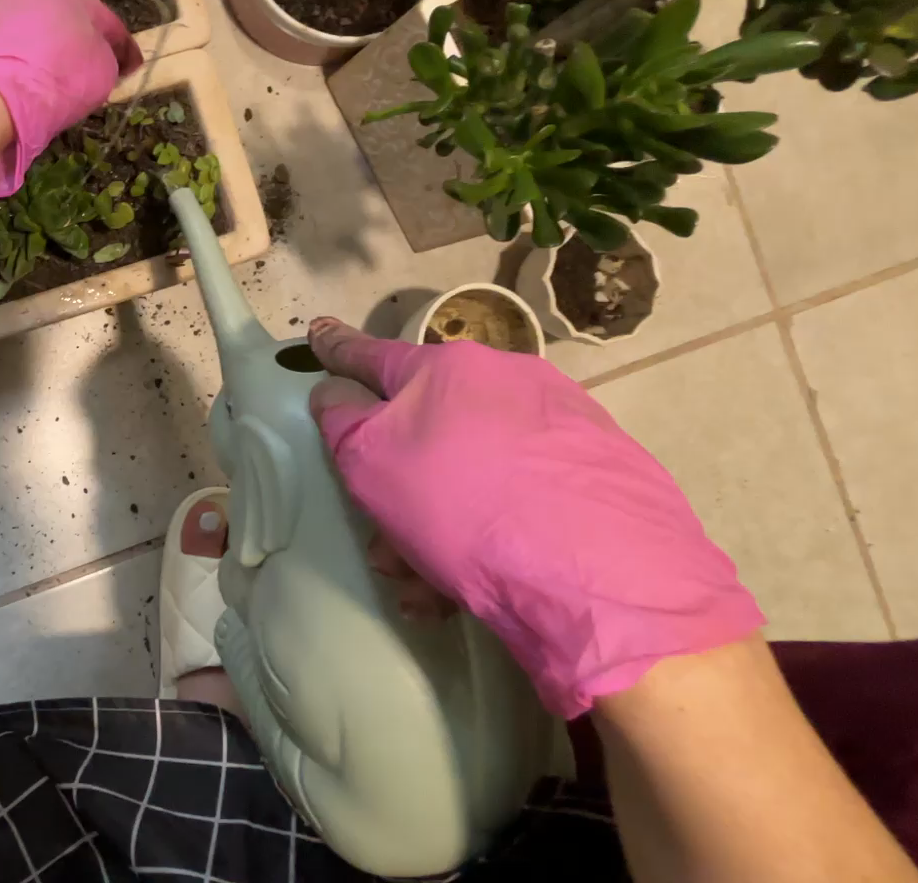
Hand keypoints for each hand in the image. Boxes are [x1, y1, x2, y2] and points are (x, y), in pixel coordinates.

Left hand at [0, 0, 142, 197]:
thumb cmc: (54, 87)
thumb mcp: (100, 77)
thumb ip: (109, 60)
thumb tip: (106, 57)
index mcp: (76, 2)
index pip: (108, 21)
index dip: (121, 47)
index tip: (130, 69)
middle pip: (65, 17)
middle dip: (77, 40)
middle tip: (82, 70)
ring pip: (29, 26)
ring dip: (40, 46)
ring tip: (41, 76)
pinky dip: (9, 56)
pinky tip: (9, 78)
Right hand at [304, 317, 764, 716]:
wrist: (600, 577)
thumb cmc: (459, 502)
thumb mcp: (369, 460)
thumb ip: (339, 417)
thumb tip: (335, 389)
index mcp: (448, 369)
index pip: (371, 353)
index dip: (336, 348)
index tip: (317, 331)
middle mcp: (505, 384)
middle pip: (421, 427)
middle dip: (391, 481)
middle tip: (378, 536)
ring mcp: (557, 427)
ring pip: (463, 469)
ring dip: (428, 521)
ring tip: (420, 583)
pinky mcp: (596, 475)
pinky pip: (512, 494)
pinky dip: (479, 531)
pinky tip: (465, 587)